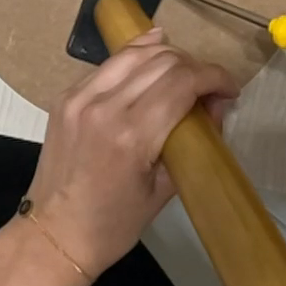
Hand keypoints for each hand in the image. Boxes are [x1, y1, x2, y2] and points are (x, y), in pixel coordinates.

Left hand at [23, 29, 238, 276]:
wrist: (54, 233)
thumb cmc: (113, 224)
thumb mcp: (164, 189)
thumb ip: (192, 140)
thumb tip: (215, 105)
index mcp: (131, 135)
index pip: (182, 82)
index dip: (214, 77)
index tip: (230, 89)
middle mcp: (104, 106)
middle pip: (161, 61)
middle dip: (194, 66)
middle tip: (210, 87)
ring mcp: (80, 96)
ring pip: (133, 54)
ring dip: (166, 55)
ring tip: (186, 71)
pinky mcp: (67, 95)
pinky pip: (108, 65)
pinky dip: (135, 56)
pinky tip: (153, 52)